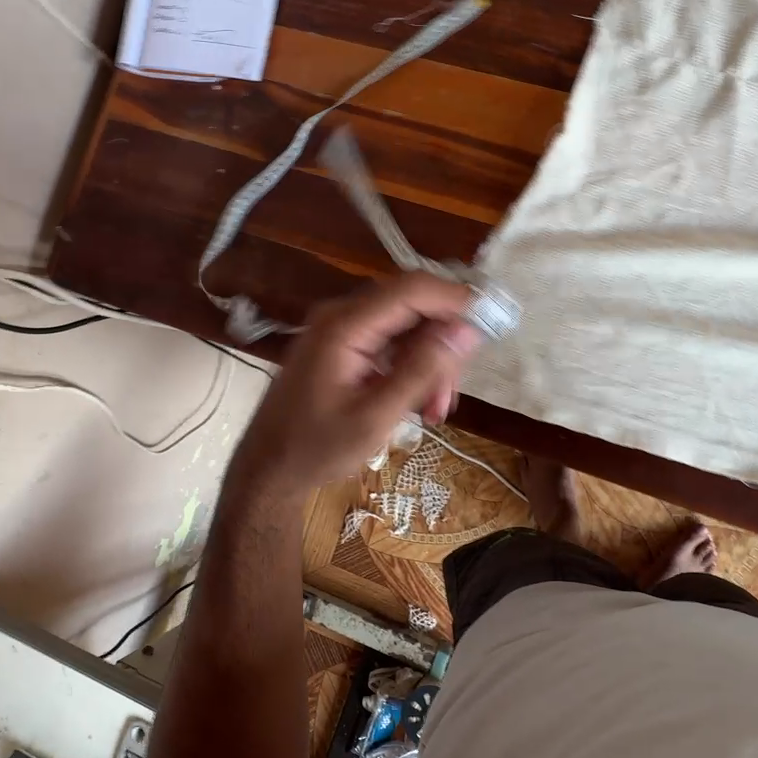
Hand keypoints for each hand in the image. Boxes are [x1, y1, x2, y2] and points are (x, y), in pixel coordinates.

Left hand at [226, 274, 484, 501]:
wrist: (268, 469)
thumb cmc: (317, 448)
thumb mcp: (376, 416)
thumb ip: (422, 371)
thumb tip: (466, 331)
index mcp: (344, 325)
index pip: (411, 289)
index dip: (454, 300)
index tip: (489, 325)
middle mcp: (341, 315)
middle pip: (411, 306)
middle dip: (442, 344)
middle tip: (452, 392)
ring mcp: (339, 330)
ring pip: (404, 327)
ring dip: (429, 362)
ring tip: (436, 409)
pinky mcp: (341, 346)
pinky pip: (388, 343)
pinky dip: (410, 368)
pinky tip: (420, 403)